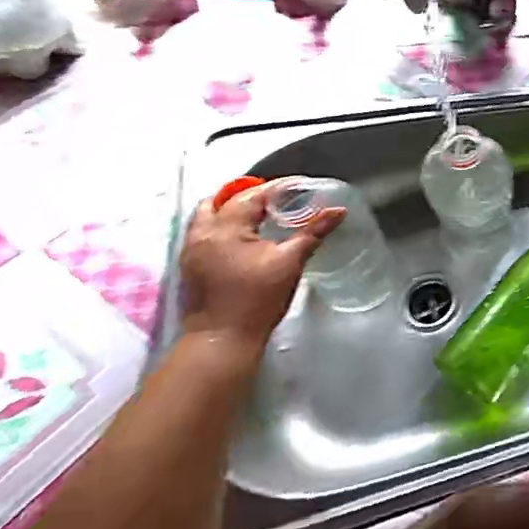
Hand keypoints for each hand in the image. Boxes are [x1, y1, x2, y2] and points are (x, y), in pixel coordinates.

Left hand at [178, 177, 342, 343]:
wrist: (222, 341)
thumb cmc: (257, 300)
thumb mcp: (290, 263)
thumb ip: (313, 232)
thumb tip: (338, 211)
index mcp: (225, 228)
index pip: (252, 195)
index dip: (278, 188)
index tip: (301, 188)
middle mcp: (201, 232)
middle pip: (223, 199)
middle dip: (251, 194)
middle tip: (280, 200)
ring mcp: (191, 249)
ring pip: (208, 214)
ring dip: (232, 209)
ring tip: (261, 217)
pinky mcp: (190, 265)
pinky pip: (203, 231)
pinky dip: (224, 225)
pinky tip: (244, 238)